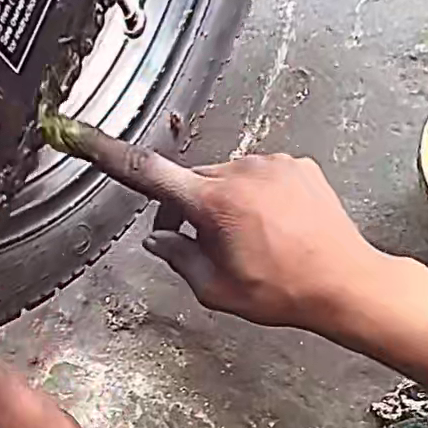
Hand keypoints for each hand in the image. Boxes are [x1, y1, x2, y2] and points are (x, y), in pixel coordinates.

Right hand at [135, 153, 392, 332]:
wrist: (344, 283)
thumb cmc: (285, 291)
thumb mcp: (217, 290)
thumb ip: (179, 259)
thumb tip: (159, 240)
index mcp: (215, 203)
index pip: (150, 174)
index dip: (110, 155)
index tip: (83, 135)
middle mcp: (242, 172)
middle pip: (192, 182)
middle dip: (188, 209)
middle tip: (203, 246)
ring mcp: (273, 164)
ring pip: (227, 178)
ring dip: (224, 203)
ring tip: (247, 241)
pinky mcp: (297, 165)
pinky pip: (260, 175)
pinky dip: (255, 196)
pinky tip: (271, 227)